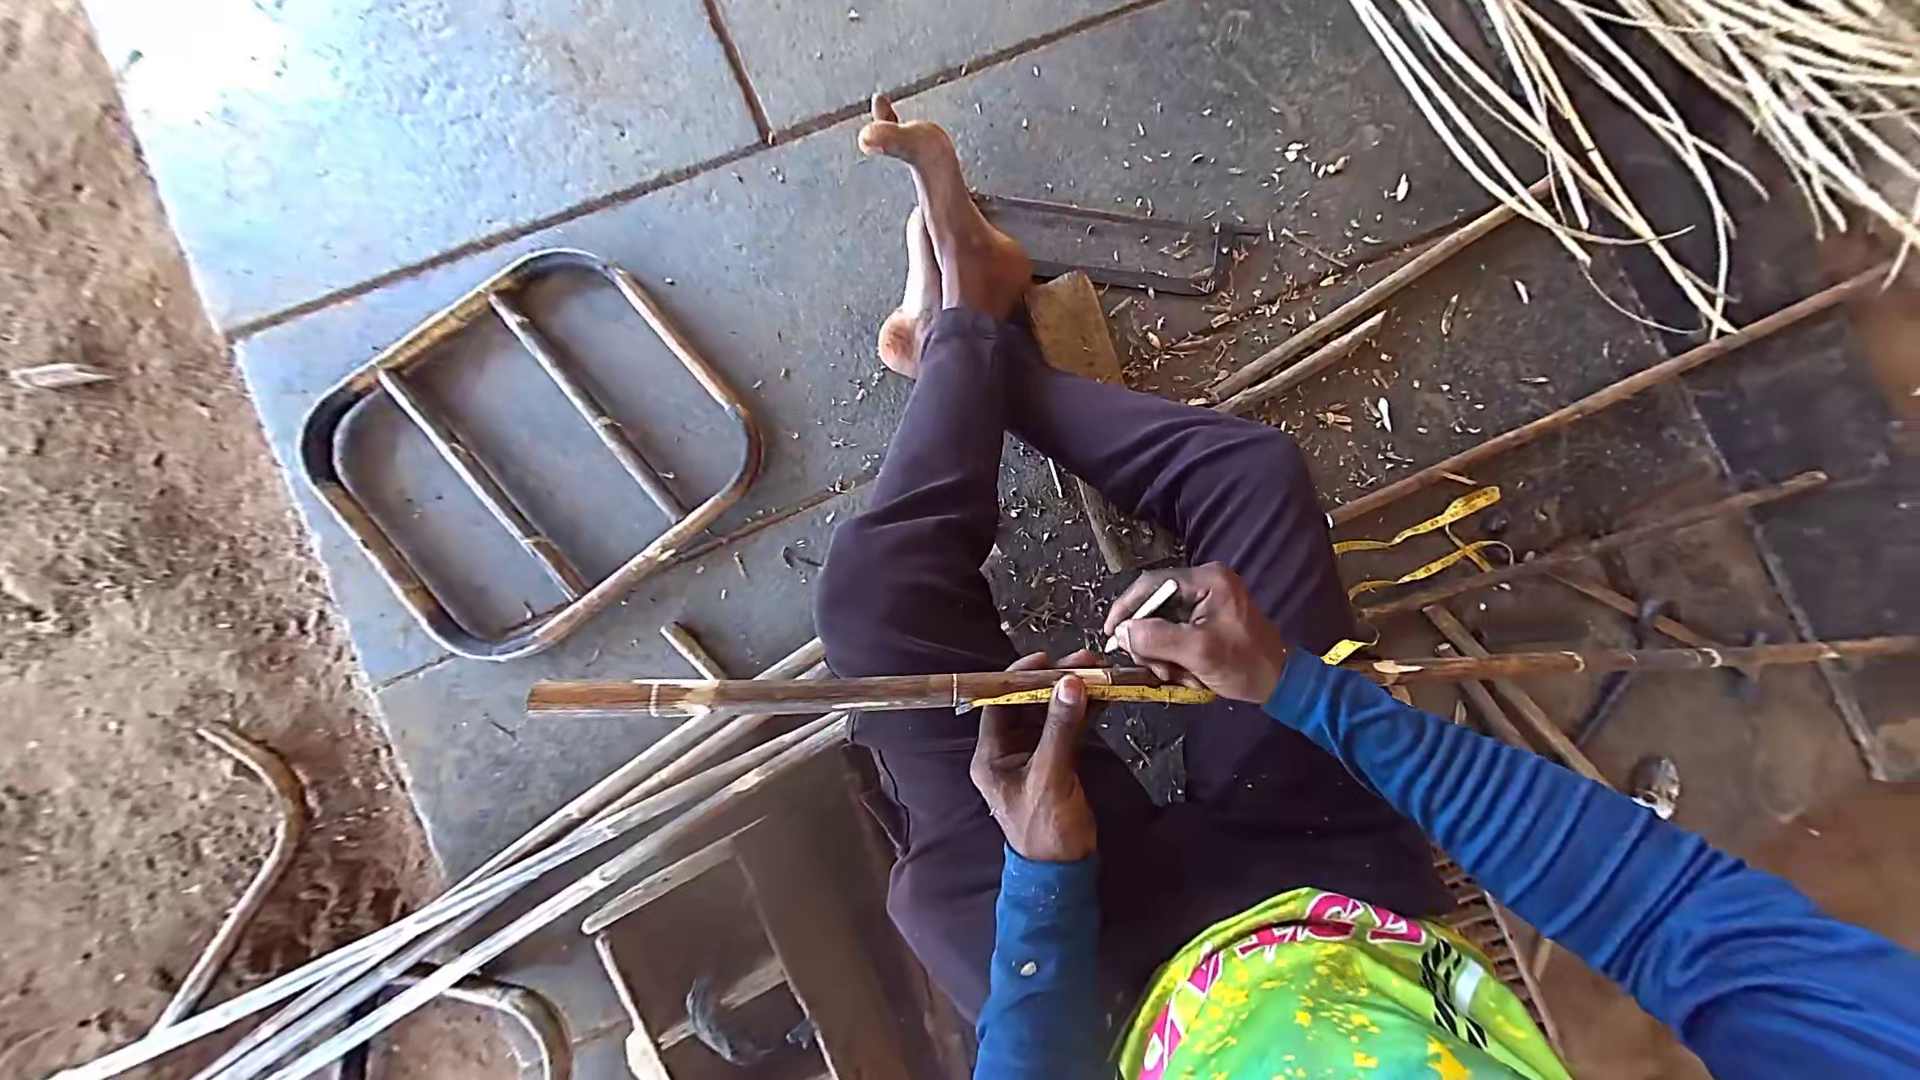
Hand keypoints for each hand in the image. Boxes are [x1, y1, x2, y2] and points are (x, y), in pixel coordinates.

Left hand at [969, 651, 1098, 861]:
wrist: (1065, 874)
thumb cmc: (1046, 831)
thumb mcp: (1051, 777)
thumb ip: (1060, 729)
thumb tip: (1070, 684)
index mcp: (991, 754)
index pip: (998, 702)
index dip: (1019, 677)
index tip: (1044, 660)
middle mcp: (1008, 749)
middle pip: (1027, 703)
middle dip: (1054, 681)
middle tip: (1083, 661)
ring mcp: (1033, 754)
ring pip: (1050, 712)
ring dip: (1072, 693)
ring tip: (1098, 672)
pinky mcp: (1056, 761)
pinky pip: (1067, 728)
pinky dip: (1083, 712)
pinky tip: (1102, 696)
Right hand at [1102, 563, 1292, 702]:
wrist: (1282, 684)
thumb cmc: (1246, 665)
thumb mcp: (1197, 651)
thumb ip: (1155, 637)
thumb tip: (1122, 632)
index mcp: (1208, 579)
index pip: (1151, 584)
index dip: (1126, 608)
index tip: (1112, 632)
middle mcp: (1205, 582)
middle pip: (1152, 604)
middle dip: (1147, 638)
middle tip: (1152, 665)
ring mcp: (1206, 599)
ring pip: (1160, 621)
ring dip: (1159, 651)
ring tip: (1173, 673)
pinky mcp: (1206, 617)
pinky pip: (1173, 631)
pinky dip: (1171, 653)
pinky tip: (1183, 670)